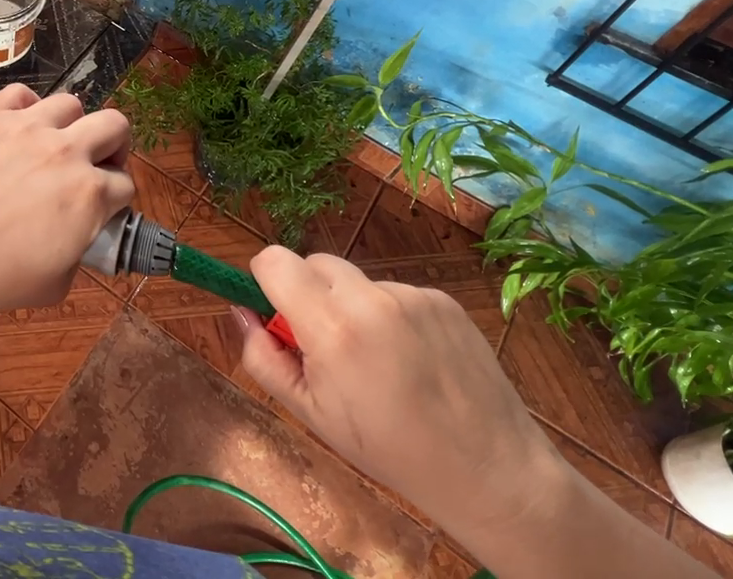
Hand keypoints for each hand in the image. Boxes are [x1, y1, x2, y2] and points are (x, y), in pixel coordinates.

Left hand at [0, 83, 133, 316]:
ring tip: (57, 143)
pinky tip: (22, 126)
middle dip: (114, 145)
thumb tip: (79, 237)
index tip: (104, 204)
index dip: (117, 196)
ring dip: (72, 124)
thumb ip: (80, 252)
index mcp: (89, 195)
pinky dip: (26, 106)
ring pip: (71, 103)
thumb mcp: (56, 284)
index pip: (126, 183)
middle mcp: (66, 152)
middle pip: (115, 125)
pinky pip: (20, 94)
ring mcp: (28, 129)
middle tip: (98, 163)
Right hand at [236, 247, 575, 544]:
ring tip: (379, 361)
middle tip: (325, 344)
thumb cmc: (388, 448)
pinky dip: (390, 316)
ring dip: (351, 306)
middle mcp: (370, 299)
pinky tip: (412, 359)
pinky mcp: (443, 299)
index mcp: (331, 328)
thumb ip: (262, 357)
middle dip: (308, 293)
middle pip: (313, 263)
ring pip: (355, 282)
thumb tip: (240, 311)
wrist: (492, 472)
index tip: (276, 313)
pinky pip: (394, 293)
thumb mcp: (310, 413)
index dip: (266, 280)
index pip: (274, 260)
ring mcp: (412, 295)